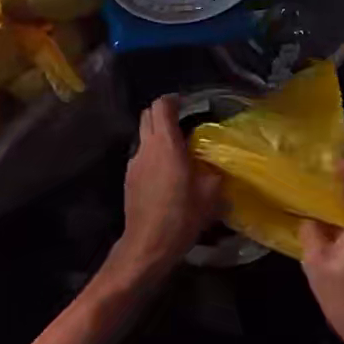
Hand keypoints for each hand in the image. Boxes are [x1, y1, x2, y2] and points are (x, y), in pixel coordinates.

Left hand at [106, 96, 221, 284]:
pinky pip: (141, 155)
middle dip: (163, 113)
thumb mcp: (210, 194)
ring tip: (175, 151)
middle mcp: (147, 146)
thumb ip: (213, 170)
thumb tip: (214, 161)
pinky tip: (165, 174)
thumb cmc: (181, 216)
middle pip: (148, 115)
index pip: (162, 106)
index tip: (186, 104)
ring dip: (157, 135)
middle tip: (181, 122)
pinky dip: (152, 154)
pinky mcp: (128, 177)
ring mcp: (134, 161)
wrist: (148, 244)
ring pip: (143, 135)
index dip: (173, 100)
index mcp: (167, 144)